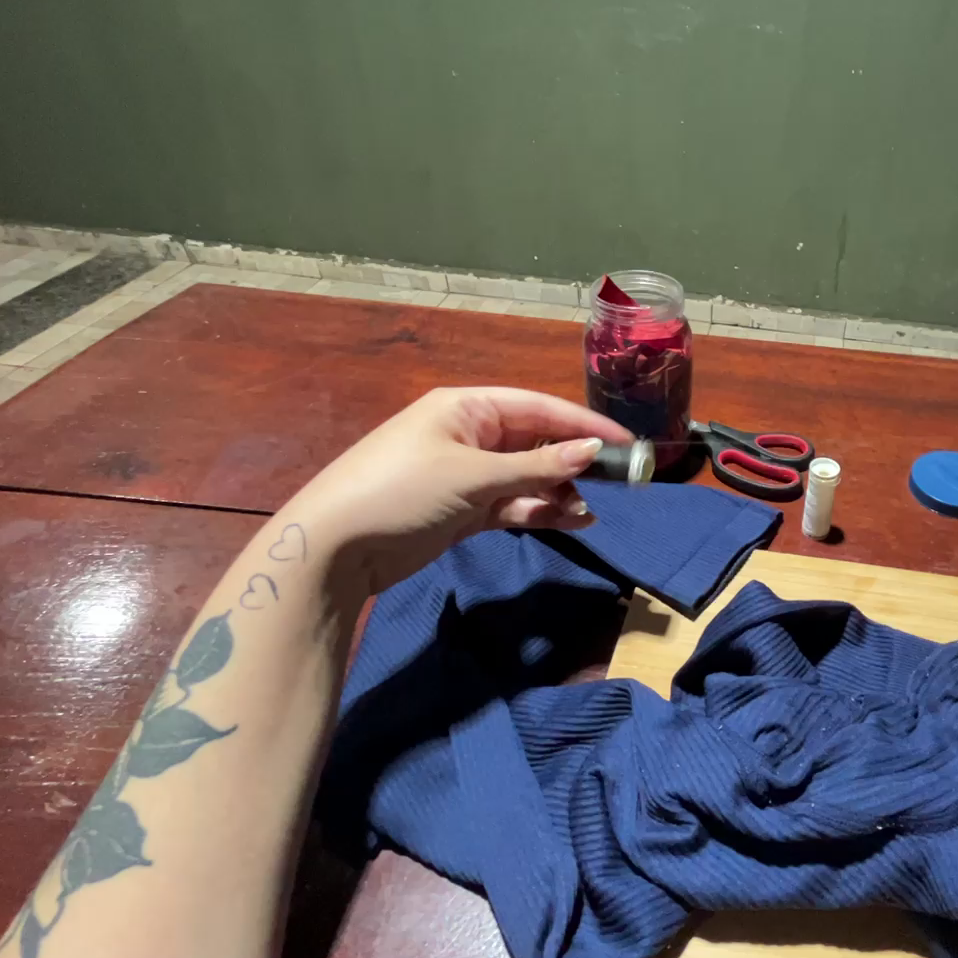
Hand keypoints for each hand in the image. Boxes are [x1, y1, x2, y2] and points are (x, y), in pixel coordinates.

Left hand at [280, 387, 631, 594]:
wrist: (332, 550)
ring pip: (529, 477)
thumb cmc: (401, 491)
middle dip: (575, 461)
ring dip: (559, 492)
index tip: (625, 442)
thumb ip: (538, 466)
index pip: (539, 407)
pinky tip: (570, 522)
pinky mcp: (465, 510)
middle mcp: (471, 435)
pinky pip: (515, 505)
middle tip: (616, 482)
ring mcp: (468, 474)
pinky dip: (540, 512)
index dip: (584, 423)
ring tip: (587, 513)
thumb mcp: (473, 475)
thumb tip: (594, 451)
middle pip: (538, 441)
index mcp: (467, 408)